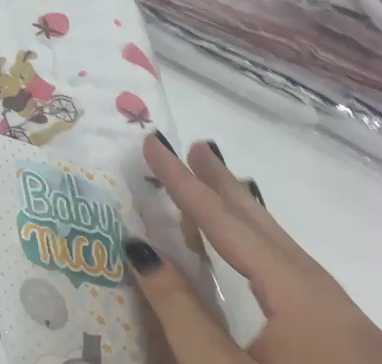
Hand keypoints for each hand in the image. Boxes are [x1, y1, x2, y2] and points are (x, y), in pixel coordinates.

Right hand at [128, 133, 381, 363]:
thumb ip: (177, 307)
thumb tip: (136, 245)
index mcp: (304, 304)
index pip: (230, 228)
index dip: (187, 185)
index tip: (153, 143)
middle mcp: (335, 309)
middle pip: (271, 235)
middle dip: (229, 190)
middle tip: (196, 146)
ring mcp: (350, 334)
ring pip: (290, 258)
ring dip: (248, 218)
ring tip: (218, 183)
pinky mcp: (347, 352)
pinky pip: (298, 280)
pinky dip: (266, 249)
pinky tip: (255, 250)